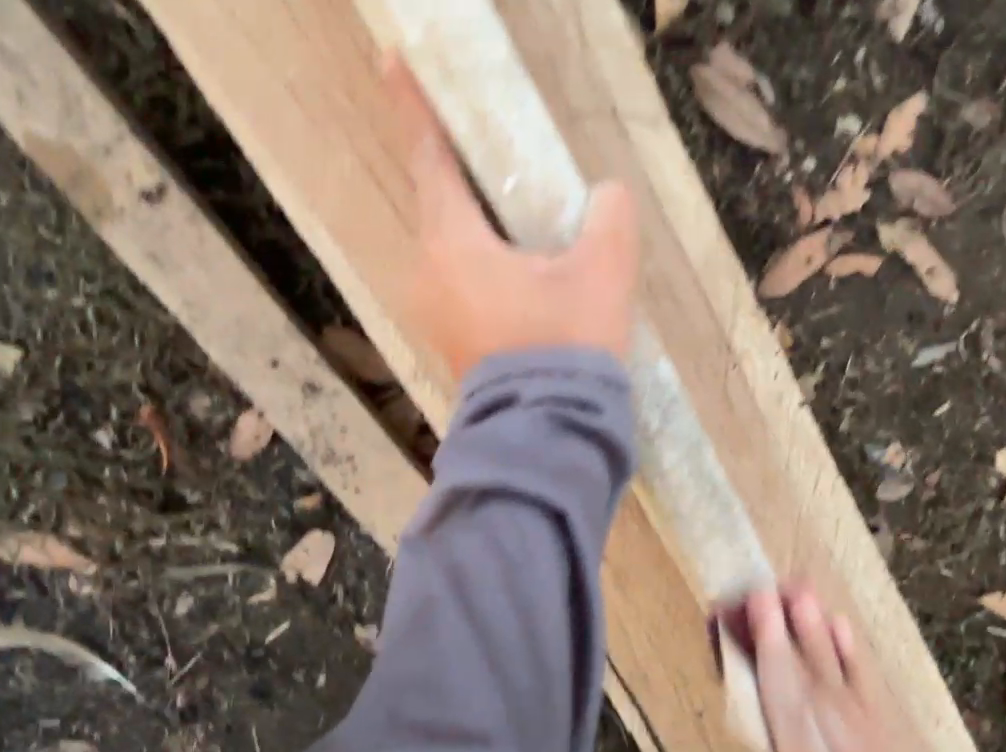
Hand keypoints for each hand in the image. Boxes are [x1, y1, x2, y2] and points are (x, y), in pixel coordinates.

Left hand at [384, 55, 639, 383]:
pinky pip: (460, 280)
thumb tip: (607, 196)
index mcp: (454, 245)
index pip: (432, 160)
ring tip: (514, 209)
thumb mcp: (603, 276)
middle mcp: (430, 273)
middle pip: (439, 203)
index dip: (417, 110)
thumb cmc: (566, 348)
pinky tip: (518, 266)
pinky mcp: (452, 341)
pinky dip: (481, 260)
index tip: (396, 64)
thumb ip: (609, 221)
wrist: (548, 433)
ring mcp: (435, 312)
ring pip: (451, 245)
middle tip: (484, 145)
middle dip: (457, 169)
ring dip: (477, 222)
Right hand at [746, 586, 913, 751]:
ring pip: (845, 684)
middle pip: (817, 688)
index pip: (790, 709)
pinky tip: (840, 627)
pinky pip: (872, 695)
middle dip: (792, 633)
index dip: (772, 654)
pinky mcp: (893, 747)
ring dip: (821, 635)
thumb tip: (749, 700)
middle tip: (773, 587)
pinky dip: (854, 658)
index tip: (758, 609)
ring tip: (802, 593)